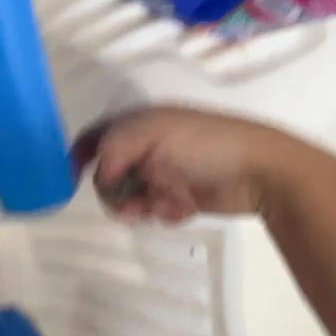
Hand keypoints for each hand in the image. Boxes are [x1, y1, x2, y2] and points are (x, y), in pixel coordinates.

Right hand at [73, 107, 304, 223]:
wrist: (264, 171)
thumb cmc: (204, 144)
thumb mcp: (149, 134)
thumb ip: (112, 150)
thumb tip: (101, 177)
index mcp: (139, 124)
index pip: (95, 137)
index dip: (78, 156)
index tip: (70, 180)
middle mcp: (147, 147)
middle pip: (108, 173)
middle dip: (112, 191)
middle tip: (126, 206)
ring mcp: (165, 172)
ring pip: (130, 195)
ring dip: (136, 205)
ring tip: (157, 209)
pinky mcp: (182, 197)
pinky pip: (155, 208)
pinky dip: (161, 211)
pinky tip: (179, 210)